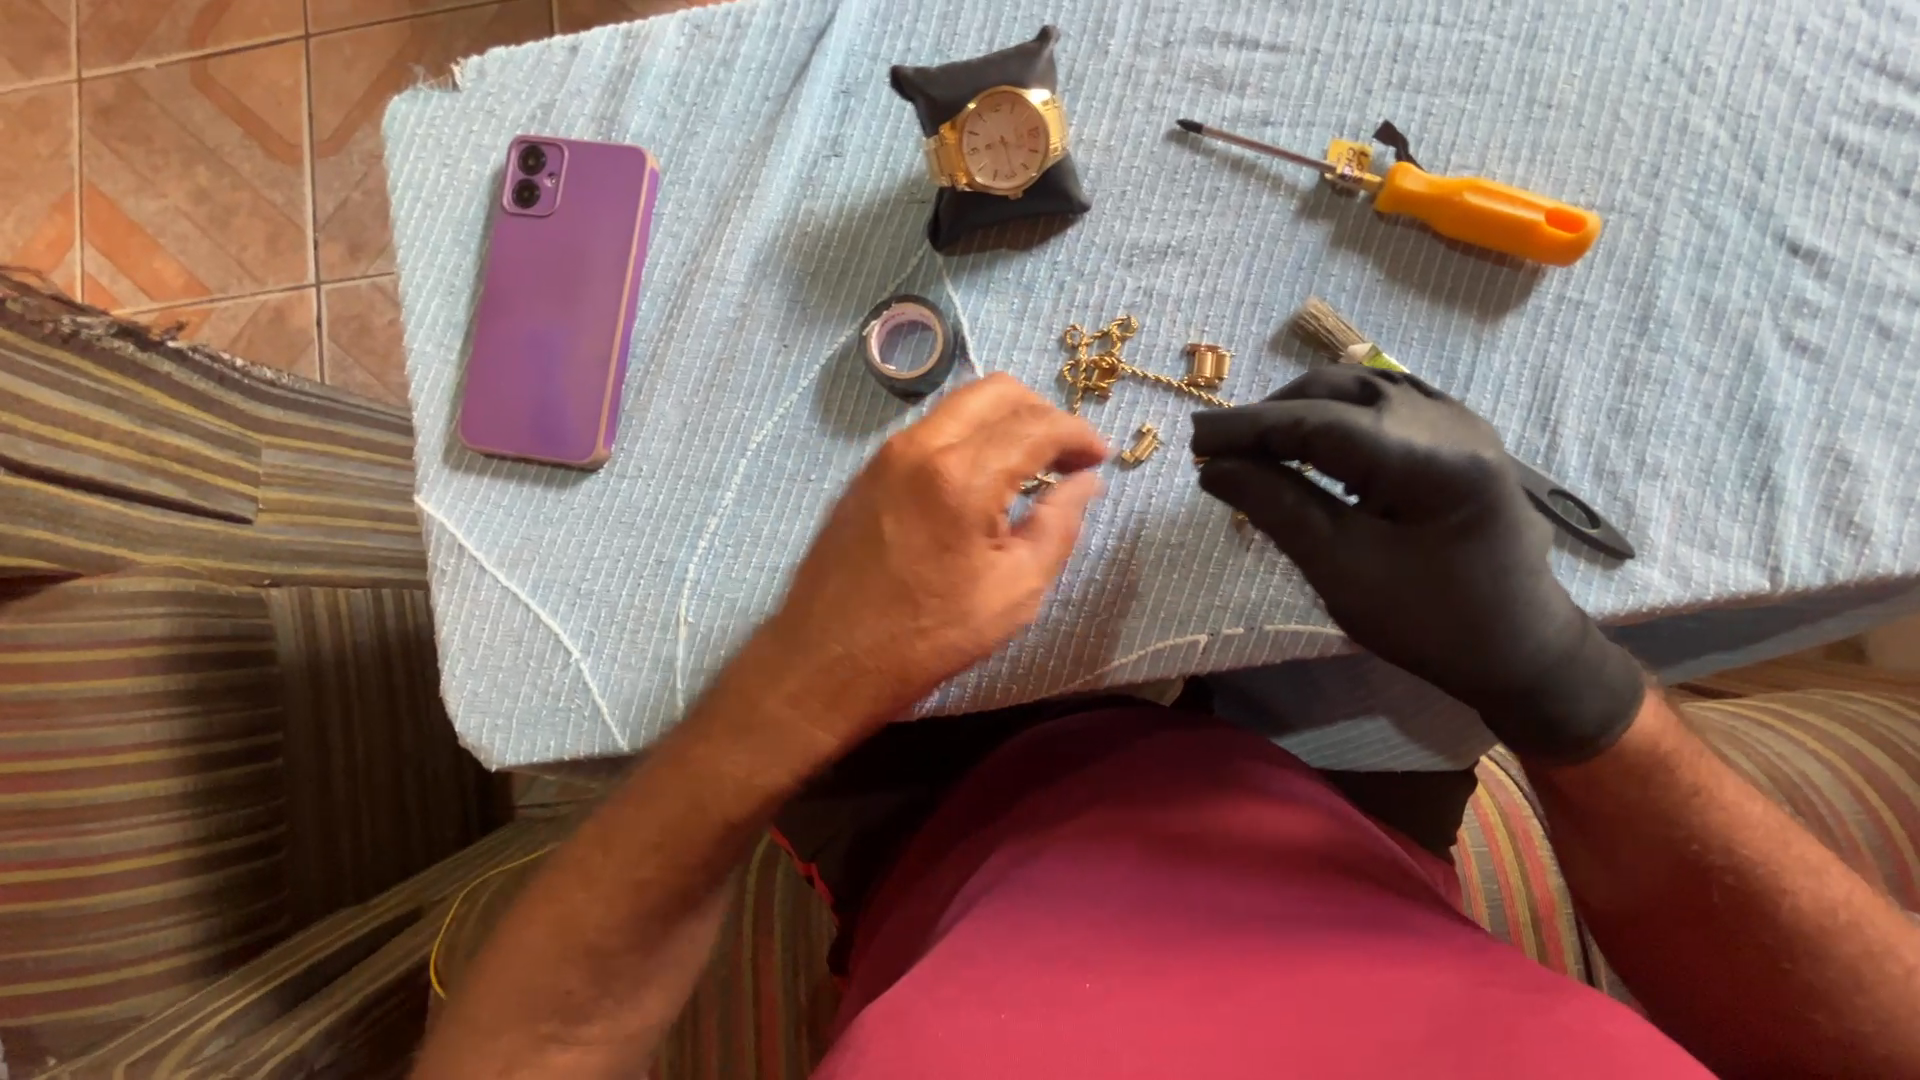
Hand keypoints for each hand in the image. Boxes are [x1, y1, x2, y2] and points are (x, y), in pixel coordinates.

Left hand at [753, 374, 1106, 751]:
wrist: (828, 658)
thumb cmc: (929, 637)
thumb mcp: (1014, 591)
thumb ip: (1059, 525)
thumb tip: (1085, 482)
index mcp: (961, 475)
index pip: (1037, 425)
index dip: (1078, 435)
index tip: (1100, 458)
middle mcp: (920, 445)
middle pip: (997, 391)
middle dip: (1042, 413)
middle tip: (1065, 457)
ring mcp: (887, 453)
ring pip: (960, 405)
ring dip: (1003, 421)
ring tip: (1029, 467)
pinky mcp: (868, 470)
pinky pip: (932, 429)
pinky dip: (969, 436)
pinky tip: (982, 479)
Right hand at [1190, 366, 1644, 762]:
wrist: (1519, 649)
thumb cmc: (1429, 623)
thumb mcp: (1342, 571)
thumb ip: (1277, 508)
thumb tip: (1213, 468)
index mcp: (1430, 461)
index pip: (1318, 422)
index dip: (1248, 426)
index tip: (1192, 437)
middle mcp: (1450, 423)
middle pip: (1338, 392)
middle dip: (1270, 415)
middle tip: (1218, 449)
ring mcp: (1459, 424)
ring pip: (1359, 390)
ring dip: (1298, 412)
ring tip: (1254, 448)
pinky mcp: (1457, 437)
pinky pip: (1381, 405)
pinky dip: (1332, 417)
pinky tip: (1306, 447)